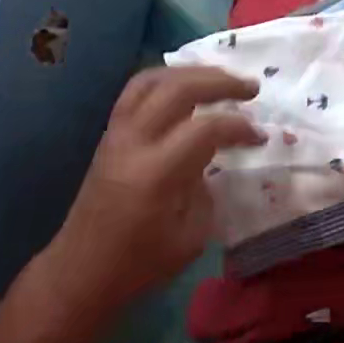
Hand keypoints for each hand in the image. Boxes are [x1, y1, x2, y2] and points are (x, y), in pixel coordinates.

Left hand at [40, 67, 262, 306]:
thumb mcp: (192, 236)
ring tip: (221, 79)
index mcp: (157, 173)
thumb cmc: (141, 262)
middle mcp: (133, 143)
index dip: (239, 127)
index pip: (205, 128)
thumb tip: (212, 162)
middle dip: (219, 81)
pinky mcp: (110, 136)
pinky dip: (167, 81)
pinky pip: (137, 92)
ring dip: (190, 73)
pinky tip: (188, 90)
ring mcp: (116, 135)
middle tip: (251, 88)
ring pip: (151, 80)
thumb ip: (206, 190)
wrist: (83, 270)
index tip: (260, 137)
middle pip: (177, 88)